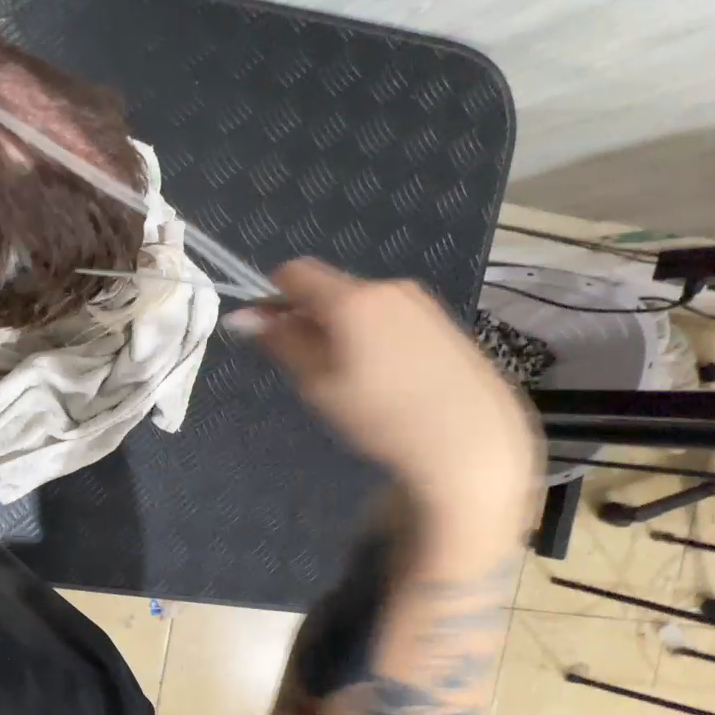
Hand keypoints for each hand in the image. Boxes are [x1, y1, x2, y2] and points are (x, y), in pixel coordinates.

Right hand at [226, 258, 539, 520]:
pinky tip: (381, 378)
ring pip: (357, 304)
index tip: (268, 335)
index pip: (293, 272)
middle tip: (305, 366)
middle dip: (305, 317)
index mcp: (352, 299)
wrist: (472, 442)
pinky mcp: (442, 322)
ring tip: (346, 377)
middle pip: (327, 288)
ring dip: (337, 328)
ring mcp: (420, 303)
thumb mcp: (316, 383)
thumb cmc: (380, 415)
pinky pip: (386, 317)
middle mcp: (388, 288)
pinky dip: (368, 336)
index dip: (271, 299)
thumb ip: (280, 342)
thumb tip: (243, 316)